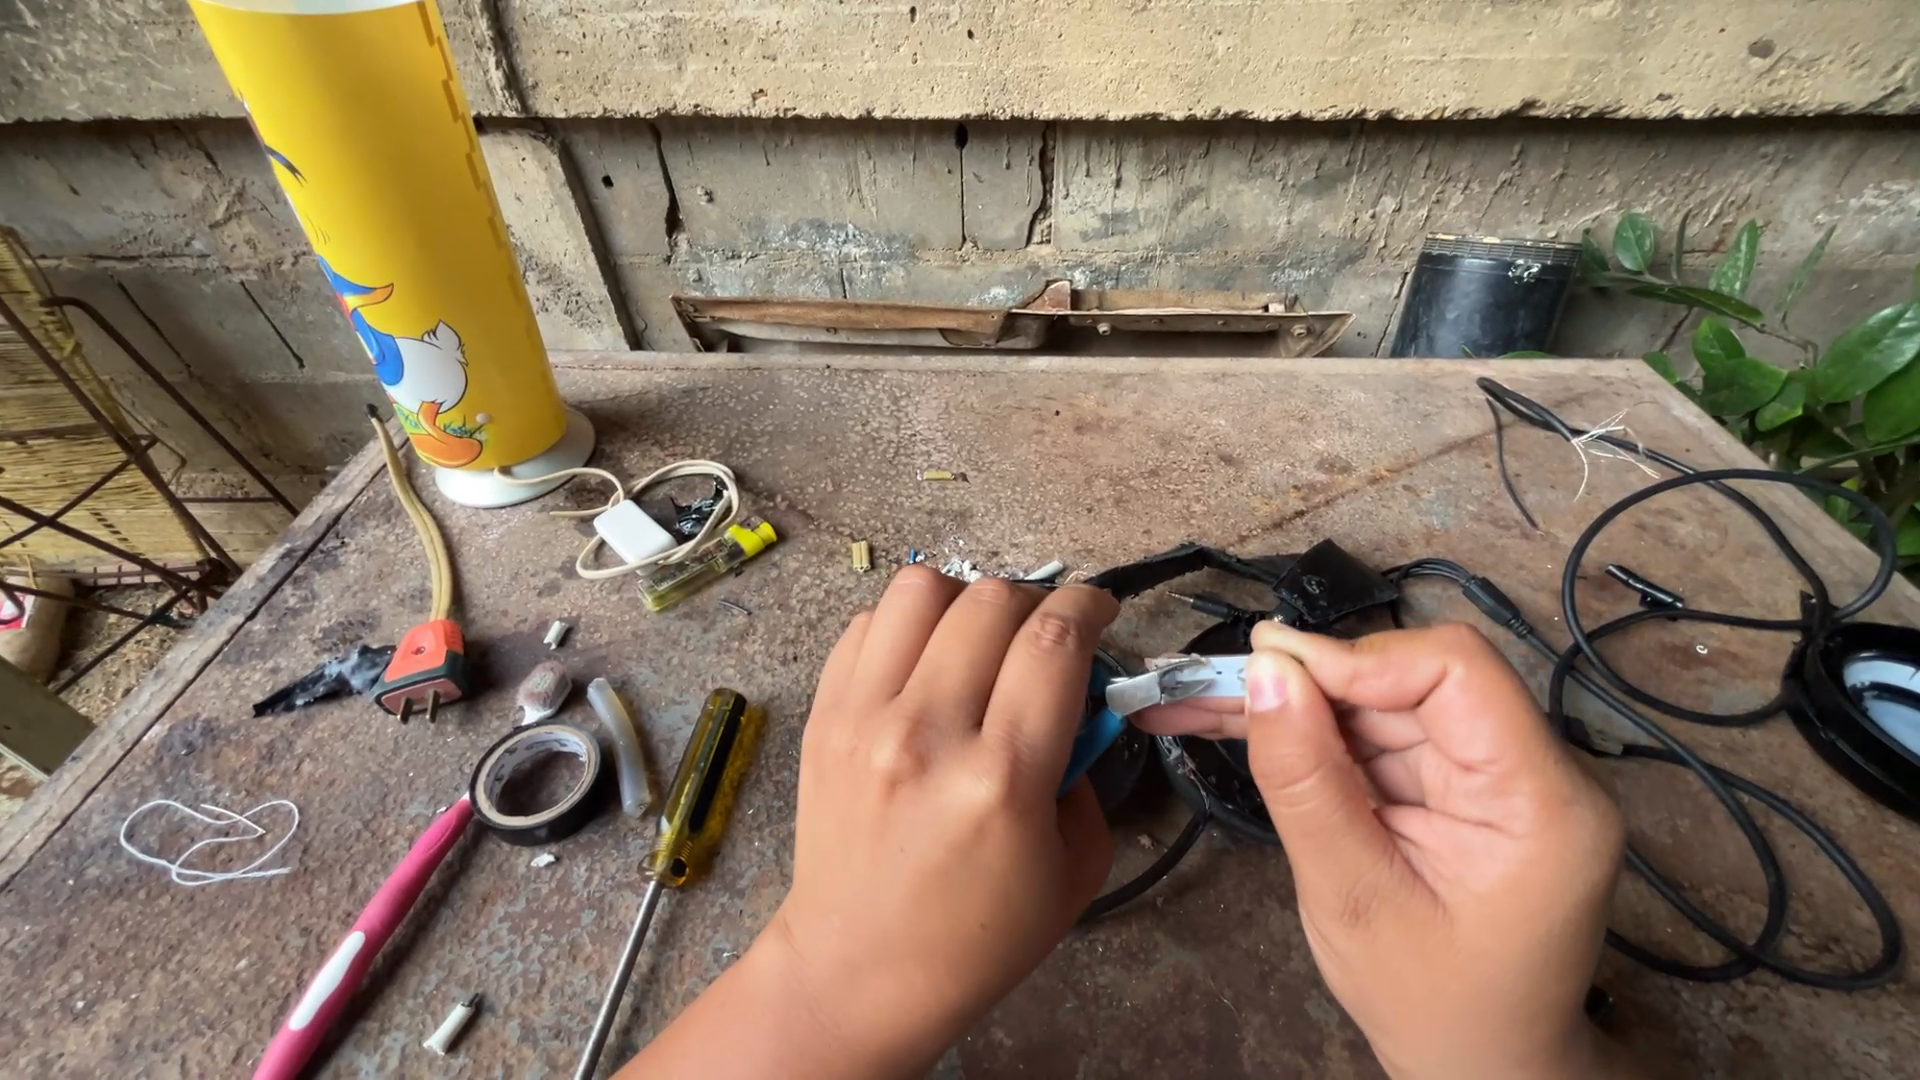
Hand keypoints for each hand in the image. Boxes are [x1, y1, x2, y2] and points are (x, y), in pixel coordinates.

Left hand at [625, 567, 1116, 1078]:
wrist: (857, 968)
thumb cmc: (978, 936)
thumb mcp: (1074, 867)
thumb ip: (1085, 766)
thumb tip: (1076, 692)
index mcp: (1001, 779)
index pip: (1053, 641)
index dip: (1088, 605)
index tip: (1099, 608)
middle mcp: (927, 732)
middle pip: (991, 601)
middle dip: (1036, 601)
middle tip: (1043, 633)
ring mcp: (863, 716)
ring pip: (921, 588)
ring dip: (966, 598)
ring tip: (977, 635)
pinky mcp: (823, 714)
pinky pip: (869, 622)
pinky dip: (908, 622)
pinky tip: (924, 658)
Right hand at [1137, 622, 1626, 1079]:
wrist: (1475, 1059)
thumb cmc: (1428, 999)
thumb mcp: (1351, 896)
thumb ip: (1305, 779)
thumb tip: (1265, 672)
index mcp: (1535, 800)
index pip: (1454, 671)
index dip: (1354, 658)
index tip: (1266, 670)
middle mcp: (1520, 766)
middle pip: (1400, 677)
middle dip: (1296, 678)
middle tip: (1201, 684)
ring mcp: (1478, 768)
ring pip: (1366, 696)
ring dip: (1279, 699)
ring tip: (1191, 700)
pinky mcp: (1440, 776)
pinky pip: (1360, 729)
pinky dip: (1294, 727)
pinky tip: (1226, 721)